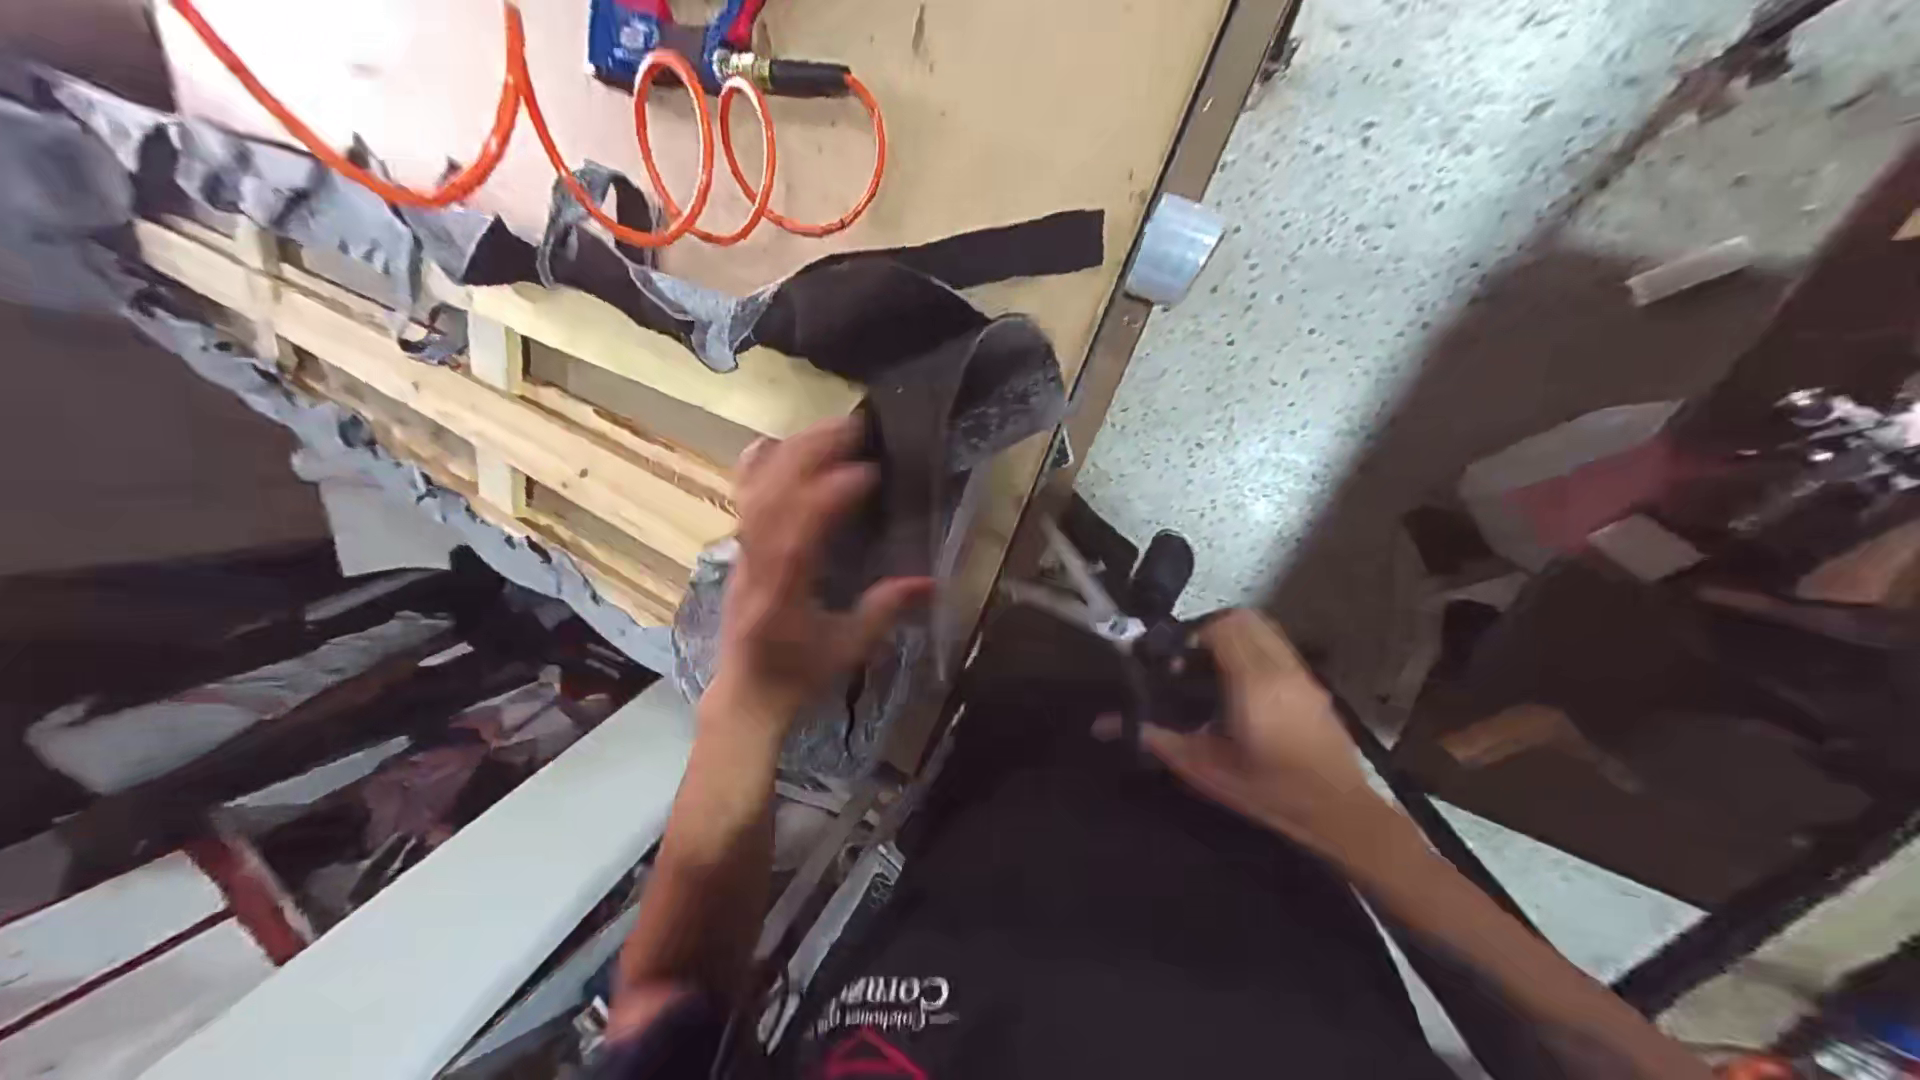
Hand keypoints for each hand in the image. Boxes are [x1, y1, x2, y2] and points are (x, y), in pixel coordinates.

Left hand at [712, 417, 932, 728]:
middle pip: (772, 496)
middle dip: (810, 455)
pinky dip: (758, 465)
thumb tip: (930, 580)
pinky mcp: (739, 547)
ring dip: (792, 452)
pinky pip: (743, 497)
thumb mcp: (850, 649)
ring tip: (829, 427)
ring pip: (756, 490)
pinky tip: (776, 442)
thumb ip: (885, 610)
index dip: (829, 497)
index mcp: (782, 594)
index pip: (799, 535)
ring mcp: (741, 552)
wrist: (748, 690)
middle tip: (853, 427)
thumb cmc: (800, 674)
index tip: (866, 471)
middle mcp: (755, 564)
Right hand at [1143, 609, 1399, 859]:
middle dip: (1211, 628)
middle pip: (1244, 619)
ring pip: (1264, 628)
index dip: (1193, 634)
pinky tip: (1240, 684)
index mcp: (1254, 685)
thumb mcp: (1204, 769)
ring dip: (1233, 635)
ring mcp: (1302, 675)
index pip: (1223, 629)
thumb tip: (1103, 725)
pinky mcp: (1314, 684)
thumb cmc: (1268, 792)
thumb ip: (1157, 738)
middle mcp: (1281, 670)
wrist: (1340, 814)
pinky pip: (1277, 646)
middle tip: (1189, 658)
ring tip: (1211, 667)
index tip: (1174, 659)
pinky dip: (1253, 648)